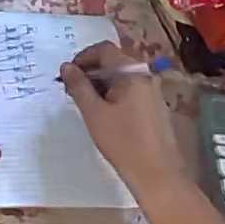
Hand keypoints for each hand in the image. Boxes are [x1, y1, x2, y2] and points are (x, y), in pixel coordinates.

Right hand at [59, 41, 186, 199]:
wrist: (158, 174)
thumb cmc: (123, 142)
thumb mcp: (94, 113)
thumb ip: (78, 86)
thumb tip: (66, 66)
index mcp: (132, 72)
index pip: (104, 49)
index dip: (83, 57)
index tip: (68, 75)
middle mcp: (145, 74)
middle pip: (113, 60)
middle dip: (91, 70)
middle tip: (73, 89)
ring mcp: (152, 88)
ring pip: (121, 74)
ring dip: (101, 81)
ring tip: (86, 101)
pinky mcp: (154, 102)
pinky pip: (130, 86)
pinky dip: (113, 91)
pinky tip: (104, 110)